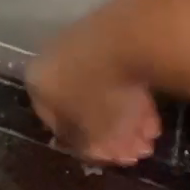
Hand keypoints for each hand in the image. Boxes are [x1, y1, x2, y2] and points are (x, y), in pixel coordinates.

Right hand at [26, 0, 162, 164]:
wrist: (128, 41)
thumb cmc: (102, 94)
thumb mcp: (94, 134)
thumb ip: (89, 146)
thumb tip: (90, 148)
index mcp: (37, 82)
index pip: (54, 121)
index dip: (84, 144)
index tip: (110, 155)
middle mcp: (50, 60)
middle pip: (80, 104)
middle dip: (111, 130)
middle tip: (136, 148)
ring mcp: (76, 44)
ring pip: (100, 89)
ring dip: (125, 115)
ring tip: (151, 133)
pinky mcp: (105, 34)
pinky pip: (114, 72)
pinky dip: (131, 93)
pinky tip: (152, 110)